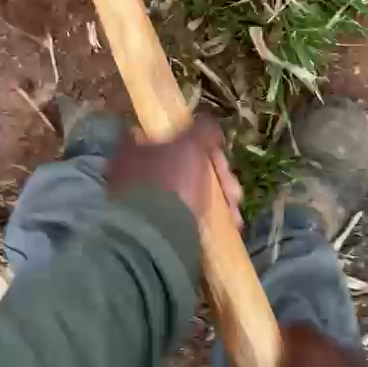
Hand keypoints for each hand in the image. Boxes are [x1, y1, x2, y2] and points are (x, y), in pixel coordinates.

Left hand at [107, 116, 241, 223]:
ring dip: (219, 197)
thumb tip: (210, 123)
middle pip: (184, 162)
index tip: (212, 147)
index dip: (192, 135)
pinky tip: (230, 223)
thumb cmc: (172, 184)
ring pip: (190, 189)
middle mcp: (133, 174)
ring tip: (234, 210)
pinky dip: (209, 216)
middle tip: (230, 186)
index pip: (163, 131)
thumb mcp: (192, 147)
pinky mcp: (156, 229)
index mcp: (133, 149)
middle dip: (216, 173)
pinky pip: (188, 214)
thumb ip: (203, 130)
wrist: (157, 243)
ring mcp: (144, 204)